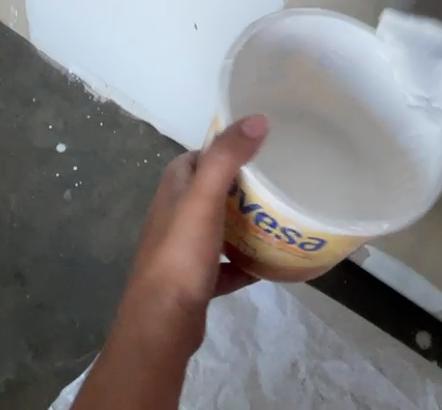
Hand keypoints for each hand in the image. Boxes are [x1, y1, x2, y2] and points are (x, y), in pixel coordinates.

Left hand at [74, 115, 268, 409]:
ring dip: (244, 223)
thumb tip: (257, 118)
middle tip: (280, 184)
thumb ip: (227, 156)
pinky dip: (242, 263)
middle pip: (216, 188)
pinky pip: (224, 264)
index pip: (205, 153)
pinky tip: (266, 264)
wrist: (161, 324)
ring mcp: (183, 247)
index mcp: (175, 185)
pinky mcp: (194, 278)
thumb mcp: (205, 197)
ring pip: (220, 225)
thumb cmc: (181, 254)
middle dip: (244, 186)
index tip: (265, 147)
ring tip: (278, 218)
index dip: (230, 148)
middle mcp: (176, 210)